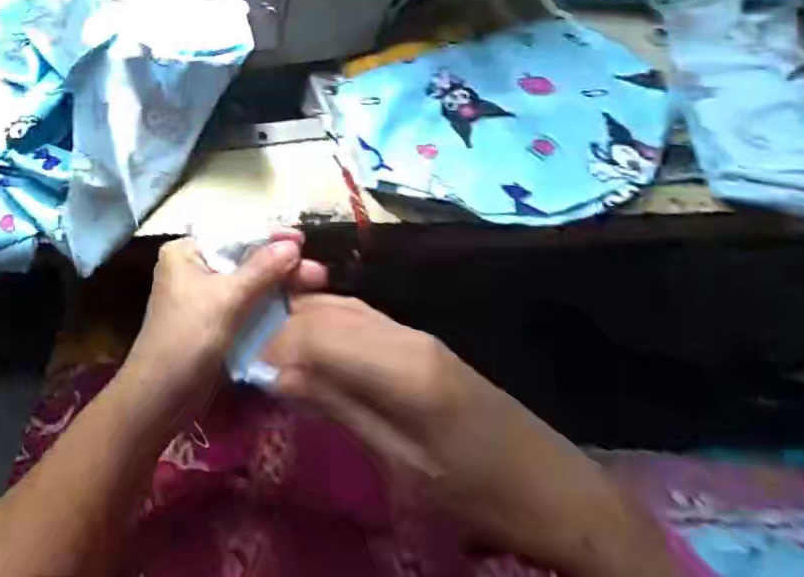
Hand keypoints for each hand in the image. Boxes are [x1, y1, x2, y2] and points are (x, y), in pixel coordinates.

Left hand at [117, 232, 326, 413]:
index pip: (232, 235)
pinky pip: (244, 305)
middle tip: (318, 272)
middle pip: (242, 259)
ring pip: (247, 283)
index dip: (268, 237)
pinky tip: (295, 306)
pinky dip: (268, 305)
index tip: (302, 239)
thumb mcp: (227, 299)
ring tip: (316, 285)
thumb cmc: (189, 337)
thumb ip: (261, 270)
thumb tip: (291, 244)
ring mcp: (202, 296)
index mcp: (185, 252)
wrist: (162, 394)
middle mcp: (192, 268)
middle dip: (280, 264)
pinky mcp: (212, 321)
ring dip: (279, 285)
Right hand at [261, 296, 676, 576]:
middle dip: (279, 330)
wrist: (559, 494)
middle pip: (322, 312)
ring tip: (273, 355)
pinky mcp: (419, 342)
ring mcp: (413, 334)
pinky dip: (325, 327)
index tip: (244, 370)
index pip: (314, 334)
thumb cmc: (478, 492)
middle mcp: (403, 335)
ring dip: (299, 324)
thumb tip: (275, 373)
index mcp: (401, 367)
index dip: (272, 348)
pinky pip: (358, 318)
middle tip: (250, 361)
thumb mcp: (402, 462)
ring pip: (338, 308)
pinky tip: (312, 350)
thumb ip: (337, 405)